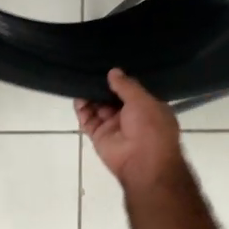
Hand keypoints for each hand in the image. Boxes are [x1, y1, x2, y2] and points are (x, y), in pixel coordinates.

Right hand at [76, 69, 184, 191]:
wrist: (143, 163)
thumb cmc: (151, 128)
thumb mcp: (143, 101)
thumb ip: (126, 85)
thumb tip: (113, 71)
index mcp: (148, 109)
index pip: (132, 91)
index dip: (121, 80)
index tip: (109, 65)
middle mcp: (130, 117)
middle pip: (112, 98)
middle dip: (102, 86)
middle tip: (91, 69)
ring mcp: (113, 127)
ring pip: (98, 107)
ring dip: (90, 96)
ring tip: (82, 80)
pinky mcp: (99, 136)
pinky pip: (87, 120)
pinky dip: (81, 109)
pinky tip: (78, 97)